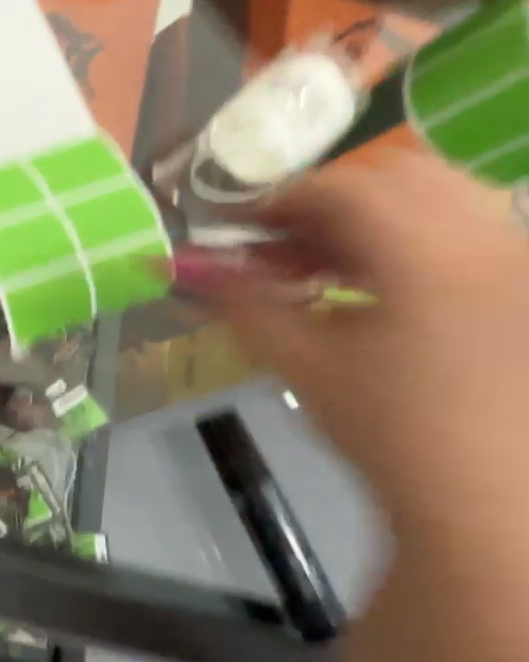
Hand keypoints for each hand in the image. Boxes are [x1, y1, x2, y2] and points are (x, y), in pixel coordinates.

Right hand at [173, 154, 528, 541]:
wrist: (480, 483)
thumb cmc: (383, 427)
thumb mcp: (299, 361)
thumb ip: (237, 302)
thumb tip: (168, 264)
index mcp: (432, 257)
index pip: (347, 190)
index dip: (279, 200)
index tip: (231, 229)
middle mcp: (492, 237)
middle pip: (399, 177)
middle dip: (324, 204)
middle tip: (269, 248)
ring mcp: (519, 254)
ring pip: (438, 195)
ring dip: (366, 219)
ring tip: (314, 268)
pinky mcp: (524, 277)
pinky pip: (464, 226)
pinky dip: (405, 237)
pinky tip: (367, 283)